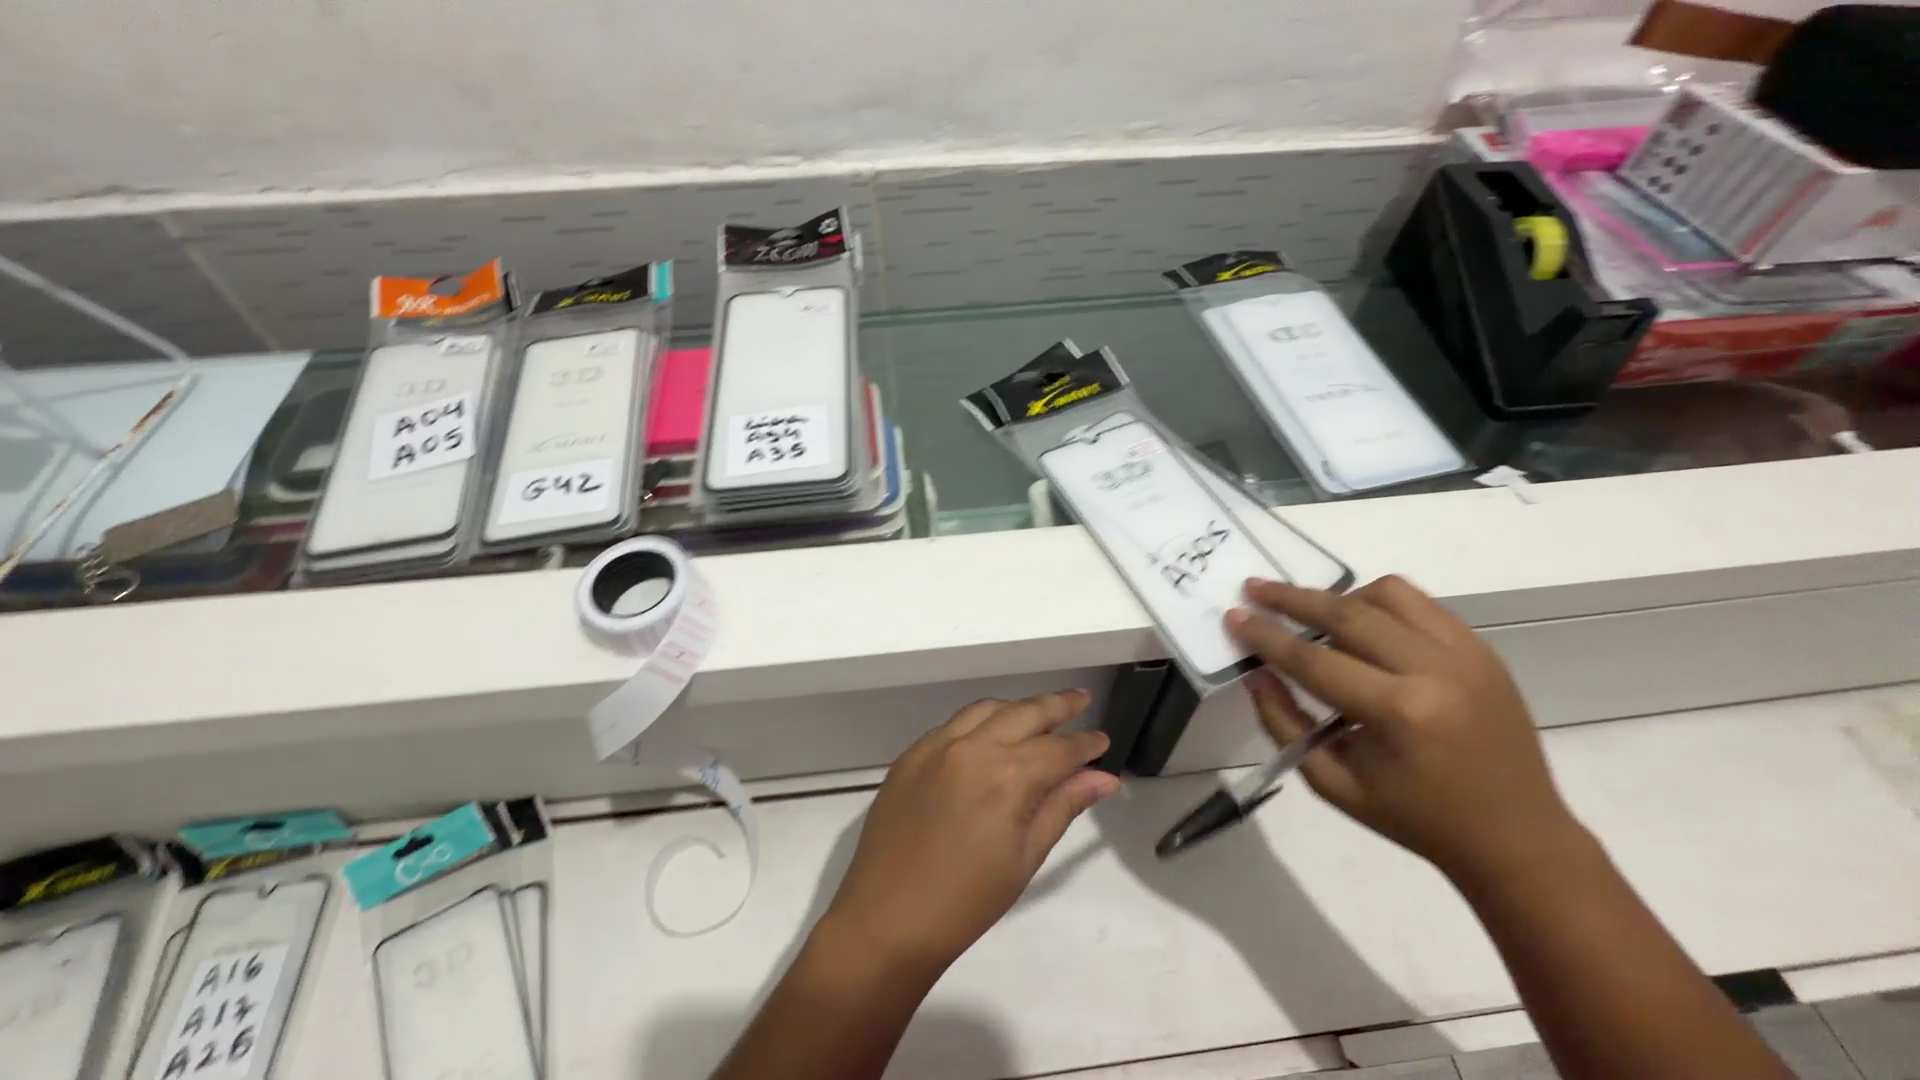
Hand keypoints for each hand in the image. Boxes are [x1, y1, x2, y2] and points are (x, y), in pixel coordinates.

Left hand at [821, 691, 1121, 972]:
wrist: (888, 920)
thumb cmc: (967, 901)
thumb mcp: (1026, 856)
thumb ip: (1063, 806)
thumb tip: (1104, 777)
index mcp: (1005, 777)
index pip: (1058, 748)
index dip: (1086, 744)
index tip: (1104, 741)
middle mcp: (970, 748)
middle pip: (1024, 713)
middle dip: (1058, 705)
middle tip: (1082, 700)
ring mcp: (934, 748)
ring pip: (985, 709)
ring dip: (1017, 708)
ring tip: (1039, 715)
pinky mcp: (909, 757)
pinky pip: (952, 725)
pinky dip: (979, 721)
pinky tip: (990, 734)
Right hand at [1226, 576, 1581, 879]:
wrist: (1513, 834)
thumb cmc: (1415, 819)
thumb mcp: (1335, 784)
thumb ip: (1285, 724)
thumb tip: (1257, 673)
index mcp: (1399, 714)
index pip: (1315, 660)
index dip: (1267, 636)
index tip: (1234, 616)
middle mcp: (1435, 671)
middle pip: (1349, 613)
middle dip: (1293, 599)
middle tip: (1255, 589)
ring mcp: (1466, 654)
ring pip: (1389, 594)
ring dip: (1343, 598)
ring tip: (1317, 616)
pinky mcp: (1483, 649)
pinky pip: (1423, 606)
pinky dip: (1383, 607)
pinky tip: (1364, 626)